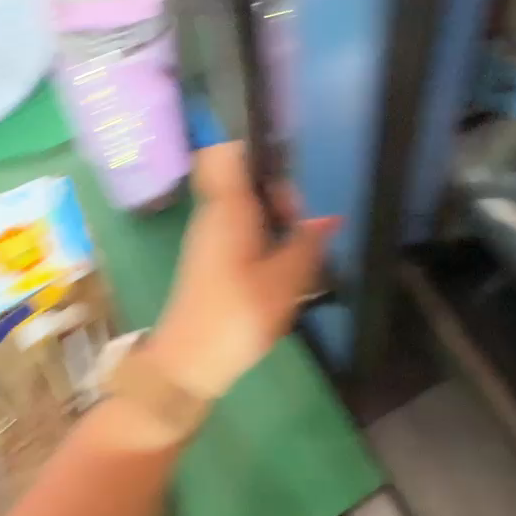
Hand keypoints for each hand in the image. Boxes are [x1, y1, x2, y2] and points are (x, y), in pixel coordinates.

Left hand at [142, 142, 338, 399]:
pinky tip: (284, 271)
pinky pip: (242, 233)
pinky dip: (264, 242)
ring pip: (247, 209)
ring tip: (299, 251)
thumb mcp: (286, 280)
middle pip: (246, 181)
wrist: (188, 365)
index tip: (289, 174)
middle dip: (280, 196)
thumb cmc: (236, 315)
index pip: (226, 153)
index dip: (257, 150)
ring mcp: (209, 238)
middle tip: (301, 226)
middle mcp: (213, 215)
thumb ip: (308, 244)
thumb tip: (327, 219)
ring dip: (275, 223)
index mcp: (228, 208)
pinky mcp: (211, 261)